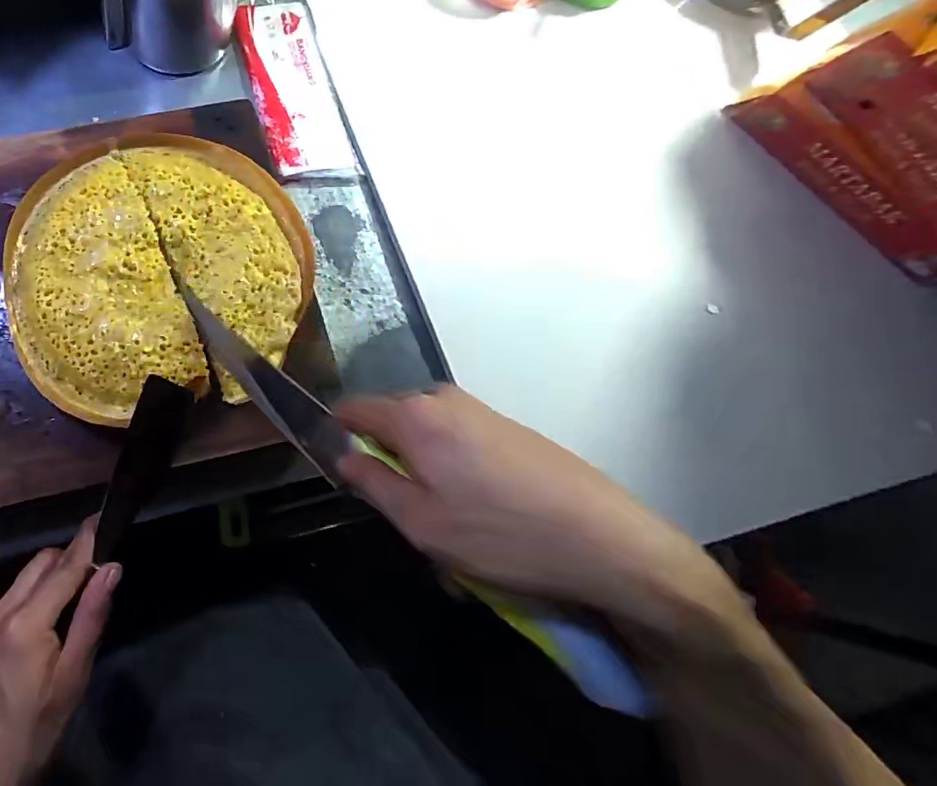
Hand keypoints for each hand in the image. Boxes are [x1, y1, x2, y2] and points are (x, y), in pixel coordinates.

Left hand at [0, 518, 119, 785]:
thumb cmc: (34, 729)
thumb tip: (112, 566)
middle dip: (73, 556)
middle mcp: (1, 611)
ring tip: (86, 589)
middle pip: (44, 561)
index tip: (107, 517)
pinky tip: (58, 611)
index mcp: (24, 622)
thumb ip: (92, 617)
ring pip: (29, 574)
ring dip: (57, 571)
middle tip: (104, 568)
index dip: (88, 541)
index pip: (65, 567)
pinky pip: (19, 592)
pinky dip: (42, 587)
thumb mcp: (73, 677)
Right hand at [335, 386, 744, 637]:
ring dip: (426, 480)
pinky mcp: (506, 427)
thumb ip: (373, 483)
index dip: (336, 435)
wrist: (601, 537)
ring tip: (452, 534)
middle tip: (407, 521)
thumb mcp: (423, 523)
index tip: (337, 470)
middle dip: (389, 466)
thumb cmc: (501, 533)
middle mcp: (444, 399)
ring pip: (427, 441)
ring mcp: (479, 410)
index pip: (353, 409)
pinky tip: (483, 522)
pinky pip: (458, 445)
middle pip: (392, 424)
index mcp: (416, 415)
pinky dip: (454, 478)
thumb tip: (344, 457)